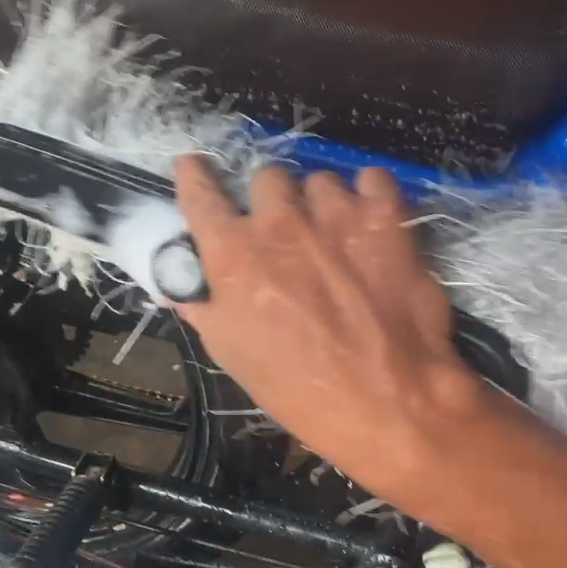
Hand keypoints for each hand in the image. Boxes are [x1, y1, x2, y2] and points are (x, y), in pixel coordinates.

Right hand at [171, 158, 503, 507]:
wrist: (385, 399)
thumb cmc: (297, 386)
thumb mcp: (230, 352)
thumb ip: (202, 305)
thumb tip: (181, 283)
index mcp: (232, 252)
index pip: (198, 193)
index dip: (194, 177)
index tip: (196, 168)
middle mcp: (278, 221)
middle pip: (266, 177)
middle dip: (272, 198)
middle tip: (285, 227)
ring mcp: (334, 214)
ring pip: (320, 180)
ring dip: (322, 201)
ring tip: (336, 231)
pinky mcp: (384, 218)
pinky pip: (373, 179)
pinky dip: (371, 193)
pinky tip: (373, 218)